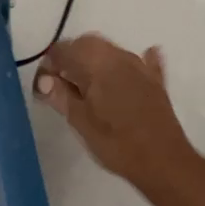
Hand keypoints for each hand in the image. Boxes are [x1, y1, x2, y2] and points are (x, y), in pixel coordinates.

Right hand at [33, 34, 204, 188]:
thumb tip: (43, 79)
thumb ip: (60, 95)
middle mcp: (121, 57)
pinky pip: (137, 63)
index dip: (50, 63)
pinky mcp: (155, 82)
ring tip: (81, 90)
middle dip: (70, 58)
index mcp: (99, 64)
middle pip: (89, 44)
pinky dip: (122, 67)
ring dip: (92, 62)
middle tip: (58, 85)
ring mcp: (141, 67)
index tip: (42, 85)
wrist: (162, 161)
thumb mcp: (79, 121)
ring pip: (110, 52)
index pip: (66, 49)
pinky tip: (119, 77)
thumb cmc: (115, 143)